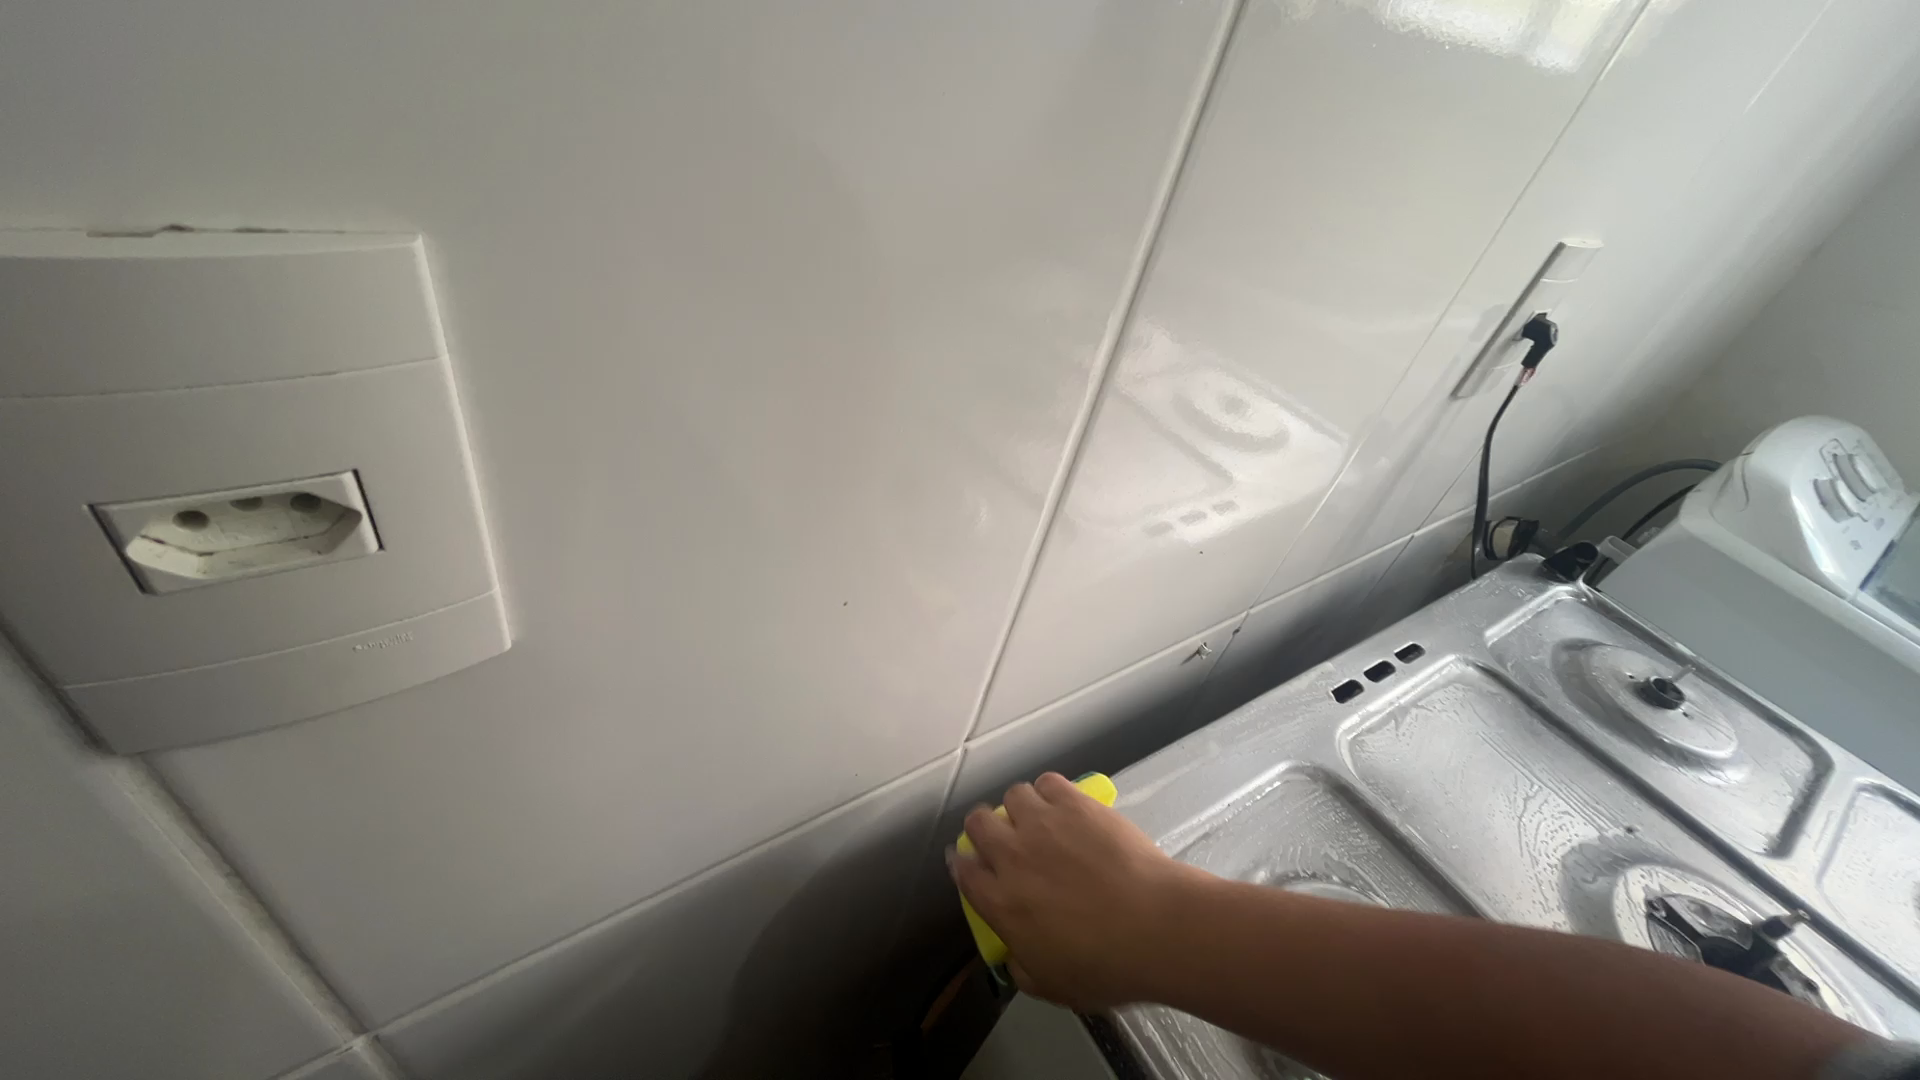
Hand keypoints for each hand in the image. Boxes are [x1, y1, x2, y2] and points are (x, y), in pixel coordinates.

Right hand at [948, 771, 1206, 1009]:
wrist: (1155, 926)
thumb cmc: (1106, 965)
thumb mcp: (1053, 987)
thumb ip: (1023, 969)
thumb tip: (1014, 955)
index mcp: (1001, 901)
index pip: (963, 871)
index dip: (963, 865)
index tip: (971, 865)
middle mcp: (1013, 854)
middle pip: (978, 822)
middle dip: (984, 828)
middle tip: (1005, 838)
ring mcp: (1043, 823)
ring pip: (1013, 795)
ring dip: (1021, 807)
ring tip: (1040, 820)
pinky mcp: (1075, 803)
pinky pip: (1048, 782)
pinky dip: (1051, 792)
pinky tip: (1066, 806)